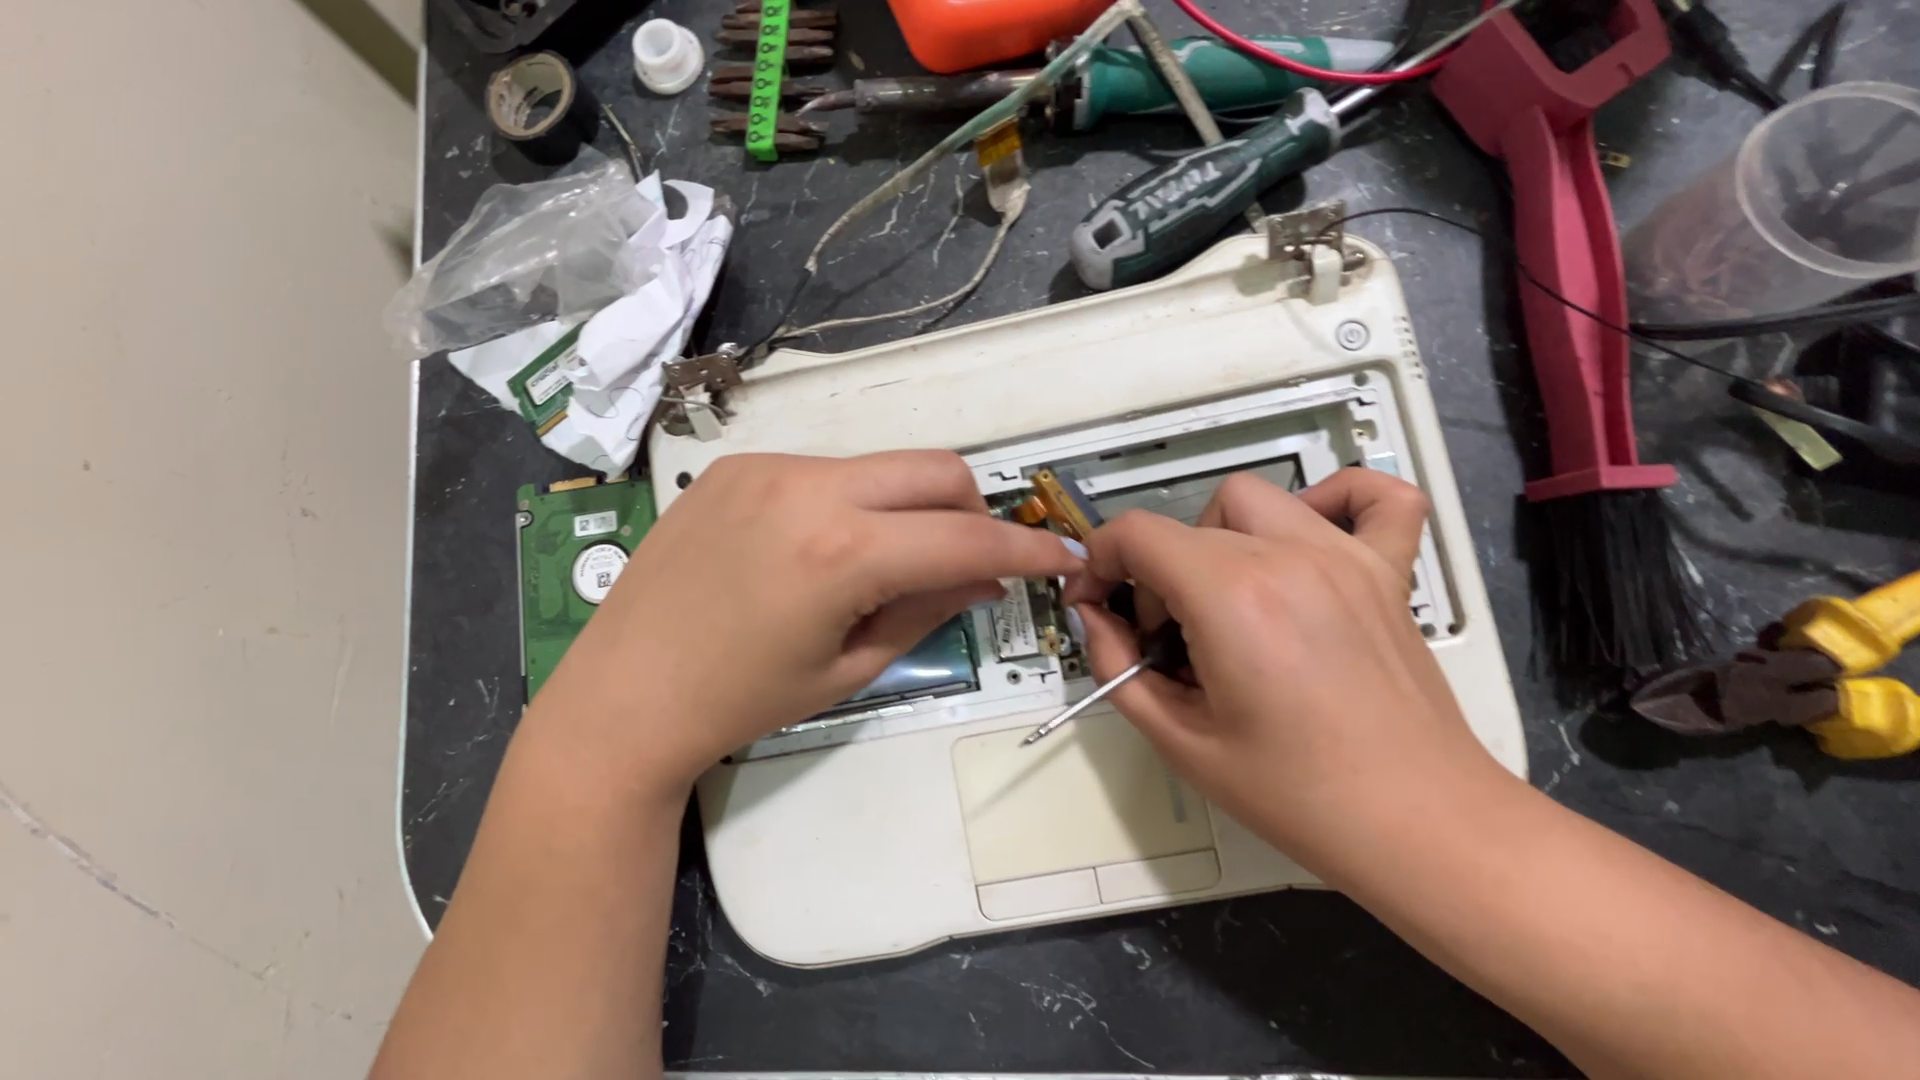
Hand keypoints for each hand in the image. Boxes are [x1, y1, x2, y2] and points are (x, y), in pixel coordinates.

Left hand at [533, 451, 1082, 790]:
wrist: (624, 694)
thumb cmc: (742, 701)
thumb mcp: (851, 667)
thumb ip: (930, 609)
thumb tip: (988, 577)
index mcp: (842, 552)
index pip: (966, 538)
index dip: (1025, 551)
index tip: (1061, 557)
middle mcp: (810, 486)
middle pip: (938, 471)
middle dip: (975, 513)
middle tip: (971, 564)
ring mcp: (768, 465)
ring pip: (884, 466)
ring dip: (912, 507)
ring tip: (887, 565)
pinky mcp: (739, 464)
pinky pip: (829, 470)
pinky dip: (856, 502)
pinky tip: (823, 551)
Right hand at [1069, 469, 1499, 865]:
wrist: (1413, 823)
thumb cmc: (1294, 794)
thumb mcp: (1178, 739)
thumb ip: (1117, 666)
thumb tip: (1095, 615)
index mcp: (1231, 598)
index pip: (1137, 533)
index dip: (1100, 561)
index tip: (1101, 603)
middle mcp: (1288, 557)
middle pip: (1187, 524)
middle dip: (1156, 572)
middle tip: (1169, 638)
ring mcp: (1345, 556)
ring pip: (1253, 498)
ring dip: (1218, 536)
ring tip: (1226, 597)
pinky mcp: (1389, 571)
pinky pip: (1374, 497)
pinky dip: (1336, 498)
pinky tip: (1312, 536)